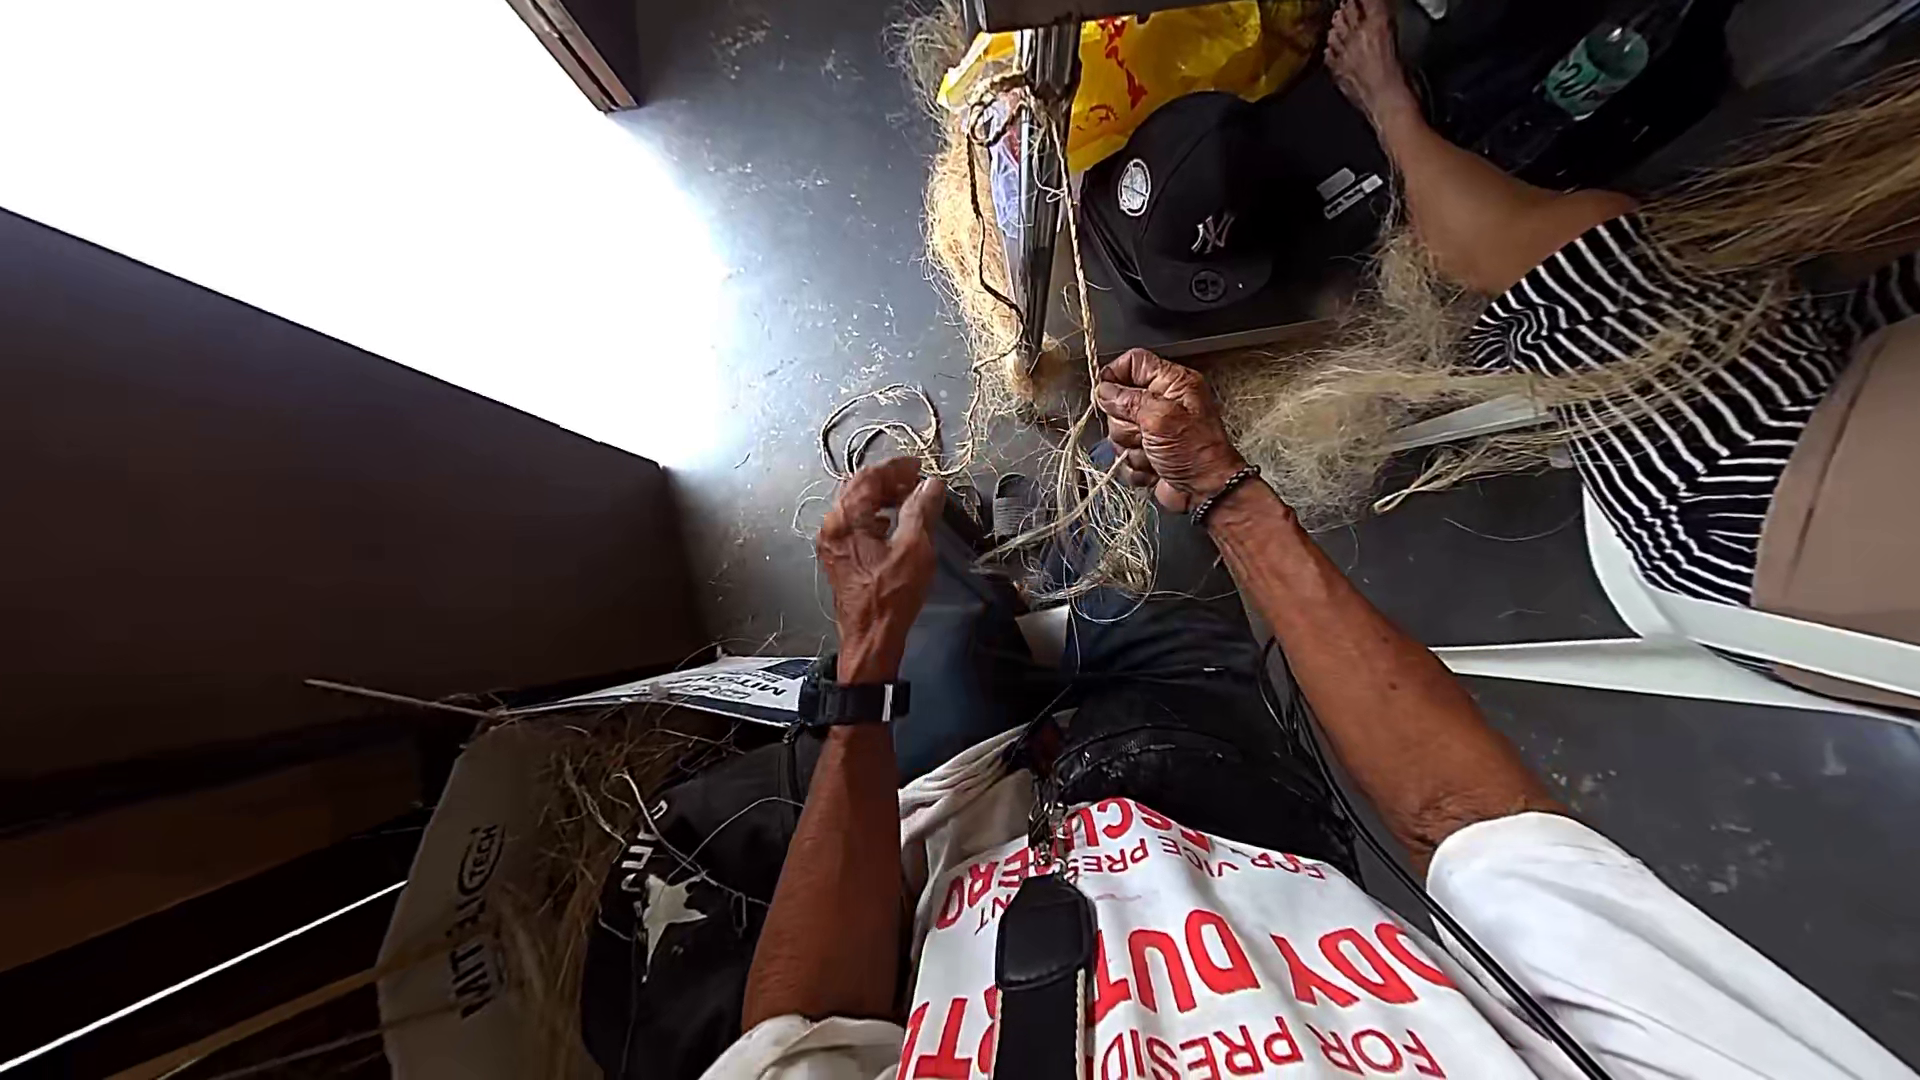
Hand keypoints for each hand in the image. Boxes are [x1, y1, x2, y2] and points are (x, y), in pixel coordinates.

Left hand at [815, 457, 945, 682]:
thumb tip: (932, 484)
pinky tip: (892, 523)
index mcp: (845, 520)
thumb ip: (921, 510)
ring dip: (881, 497)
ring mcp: (832, 542)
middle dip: (887, 480)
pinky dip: (874, 514)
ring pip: (855, 505)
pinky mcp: (838, 557)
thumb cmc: (892, 595)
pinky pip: (854, 523)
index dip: (895, 467)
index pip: (868, 477)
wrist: (871, 638)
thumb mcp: (914, 548)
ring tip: (909, 499)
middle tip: (915, 480)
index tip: (918, 466)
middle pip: (857, 488)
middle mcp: (832, 526)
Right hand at [1093, 348, 1245, 512]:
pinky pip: (1123, 456)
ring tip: (1153, 454)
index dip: (1114, 376)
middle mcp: (1161, 402)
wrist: (1206, 492)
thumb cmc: (1196, 452)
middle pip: (1118, 402)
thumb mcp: (1161, 418)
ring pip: (1118, 433)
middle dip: (1125, 425)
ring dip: (1131, 448)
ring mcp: (1152, 429)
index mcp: (1171, 383)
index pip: (1132, 362)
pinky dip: (1135, 466)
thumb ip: (1129, 400)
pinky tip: (1154, 468)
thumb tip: (1104, 389)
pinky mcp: (1146, 453)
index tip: (1106, 395)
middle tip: (1145, 434)